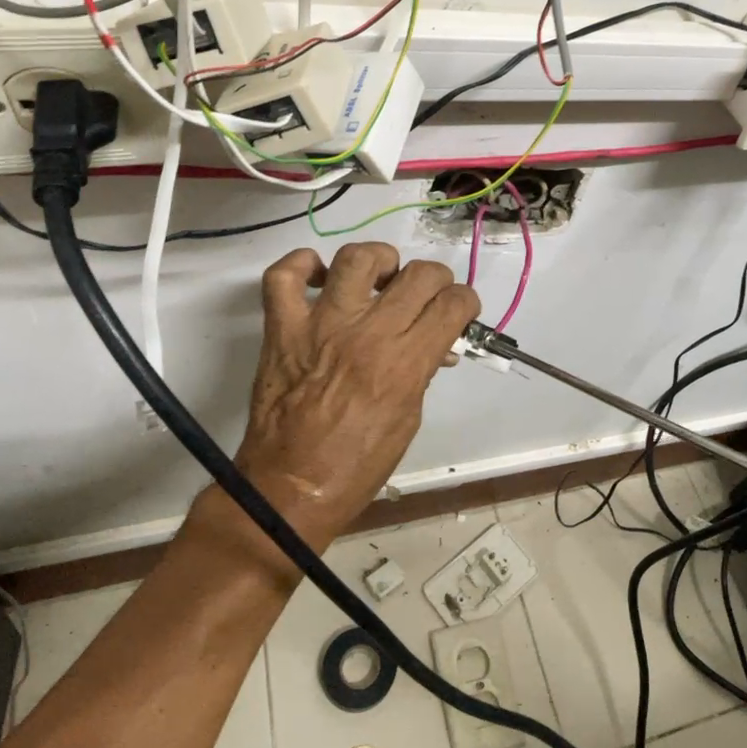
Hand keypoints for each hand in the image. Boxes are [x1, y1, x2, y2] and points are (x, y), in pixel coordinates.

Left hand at [232, 243, 479, 549]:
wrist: (291, 488)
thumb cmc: (357, 464)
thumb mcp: (408, 419)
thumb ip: (421, 372)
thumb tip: (435, 345)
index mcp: (405, 363)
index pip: (452, 304)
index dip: (465, 301)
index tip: (459, 309)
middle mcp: (368, 333)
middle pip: (419, 275)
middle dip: (435, 280)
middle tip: (426, 296)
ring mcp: (321, 325)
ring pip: (358, 259)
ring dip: (379, 261)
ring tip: (380, 278)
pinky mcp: (282, 328)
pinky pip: (284, 276)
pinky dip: (301, 265)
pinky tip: (318, 276)